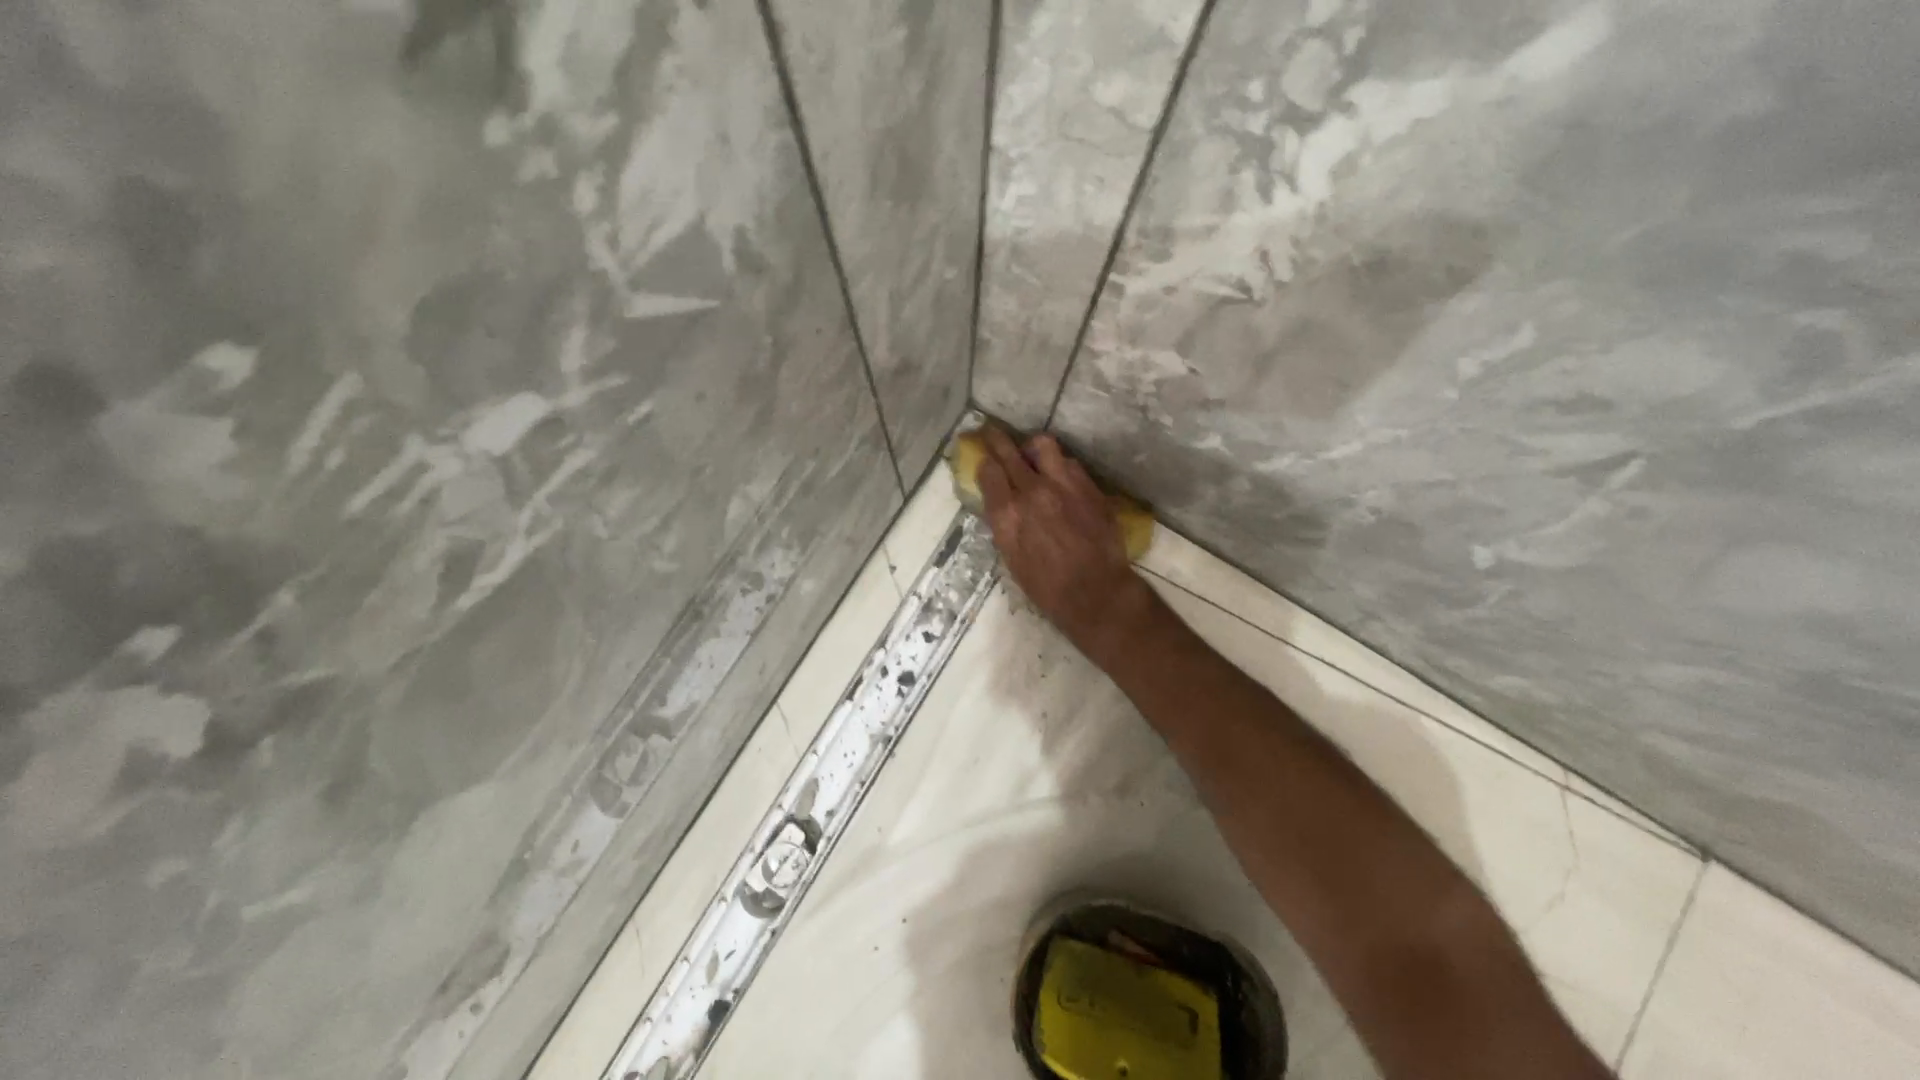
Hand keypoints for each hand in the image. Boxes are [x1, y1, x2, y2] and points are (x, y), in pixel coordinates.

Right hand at [975, 429, 1159, 667]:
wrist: (1095, 592)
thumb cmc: (1046, 587)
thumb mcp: (1011, 557)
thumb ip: (1004, 522)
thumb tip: (1000, 501)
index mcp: (1007, 513)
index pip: (988, 470)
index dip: (983, 460)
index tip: (982, 457)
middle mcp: (1032, 492)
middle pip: (1009, 450)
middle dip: (996, 439)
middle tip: (991, 431)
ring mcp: (1064, 485)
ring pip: (1042, 445)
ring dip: (1032, 447)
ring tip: (1032, 454)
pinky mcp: (1089, 487)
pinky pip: (1069, 463)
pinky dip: (1059, 465)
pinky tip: (1060, 477)